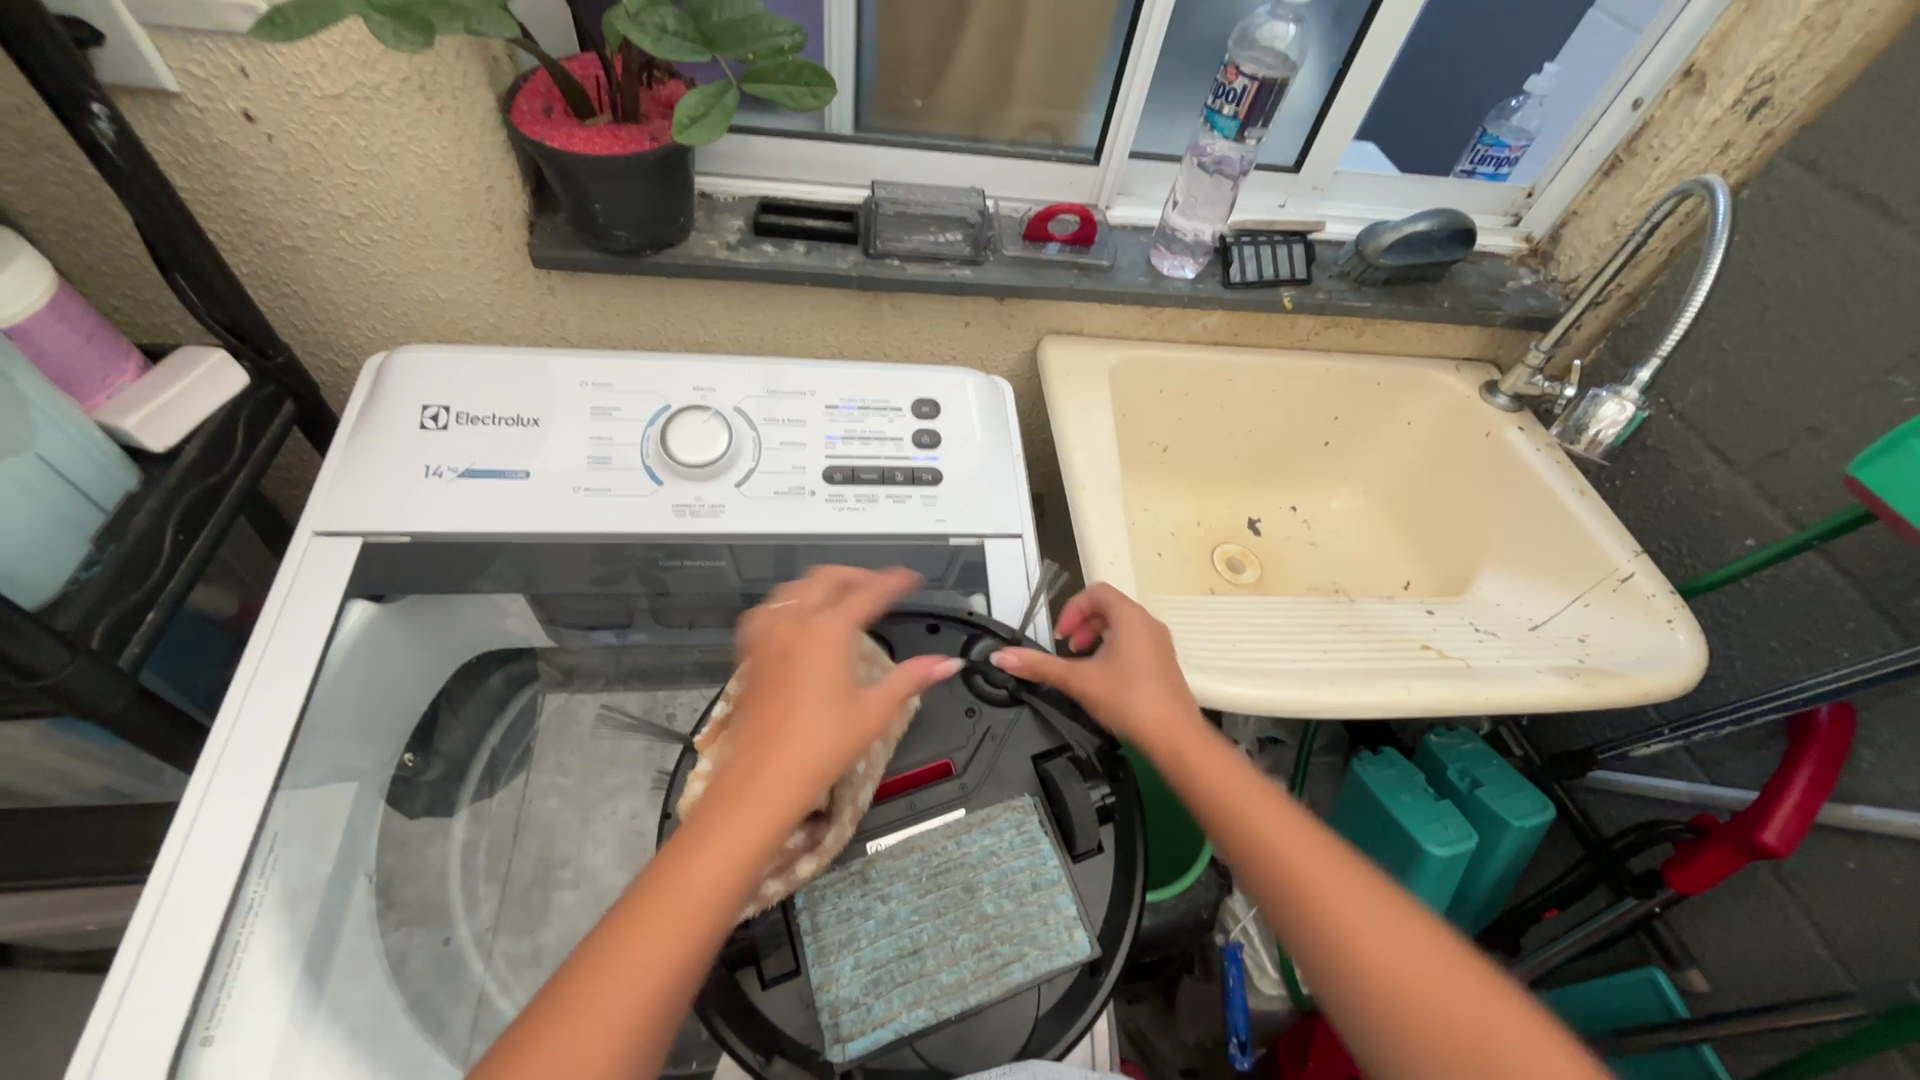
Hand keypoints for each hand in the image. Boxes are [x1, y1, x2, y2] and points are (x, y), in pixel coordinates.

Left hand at [716, 566, 962, 822]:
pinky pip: (771, 608)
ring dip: (824, 583)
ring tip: (845, 596)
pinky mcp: (750, 651)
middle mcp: (794, 622)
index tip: (910, 579)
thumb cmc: (820, 747)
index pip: (869, 591)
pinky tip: (800, 618)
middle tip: (882, 587)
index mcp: (828, 630)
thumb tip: (946, 663)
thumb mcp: (875, 711)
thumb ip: (912, 678)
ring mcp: (767, 634)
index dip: (894, 582)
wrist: (763, 778)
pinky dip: (792, 601)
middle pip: (829, 577)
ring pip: (796, 586)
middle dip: (859, 575)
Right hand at [989, 583, 1204, 749]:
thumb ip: (1038, 666)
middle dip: (1083, 625)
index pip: (1096, 592)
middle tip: (1069, 650)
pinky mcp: (1164, 664)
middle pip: (1109, 608)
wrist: (1174, 737)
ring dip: (1097, 639)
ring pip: (1122, 628)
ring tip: (1083, 666)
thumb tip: (1000, 656)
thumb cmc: (1128, 700)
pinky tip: (1104, 681)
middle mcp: (1148, 624)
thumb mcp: (1077, 680)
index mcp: (1130, 617)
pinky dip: (1113, 652)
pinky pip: (1135, 644)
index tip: (1061, 636)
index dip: (1072, 609)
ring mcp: (1160, 644)